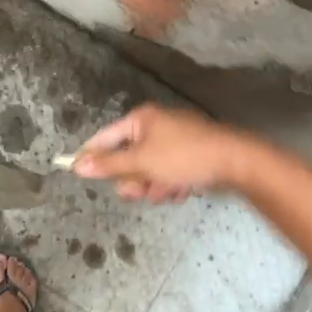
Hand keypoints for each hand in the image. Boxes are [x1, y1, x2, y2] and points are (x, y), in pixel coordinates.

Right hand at [71, 104, 251, 202]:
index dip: (91, 156)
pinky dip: (172, 184)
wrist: (236, 162)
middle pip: (128, 158)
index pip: (105, 138)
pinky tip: (183, 189)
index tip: (76, 173)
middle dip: (134, 179)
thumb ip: (108, 165)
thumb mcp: (141, 163)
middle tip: (140, 191)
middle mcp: (155, 125)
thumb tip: (76, 165)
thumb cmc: (184, 156)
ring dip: (154, 185)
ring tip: (167, 191)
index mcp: (141, 119)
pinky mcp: (190, 155)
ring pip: (148, 170)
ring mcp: (174, 140)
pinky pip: (168, 172)